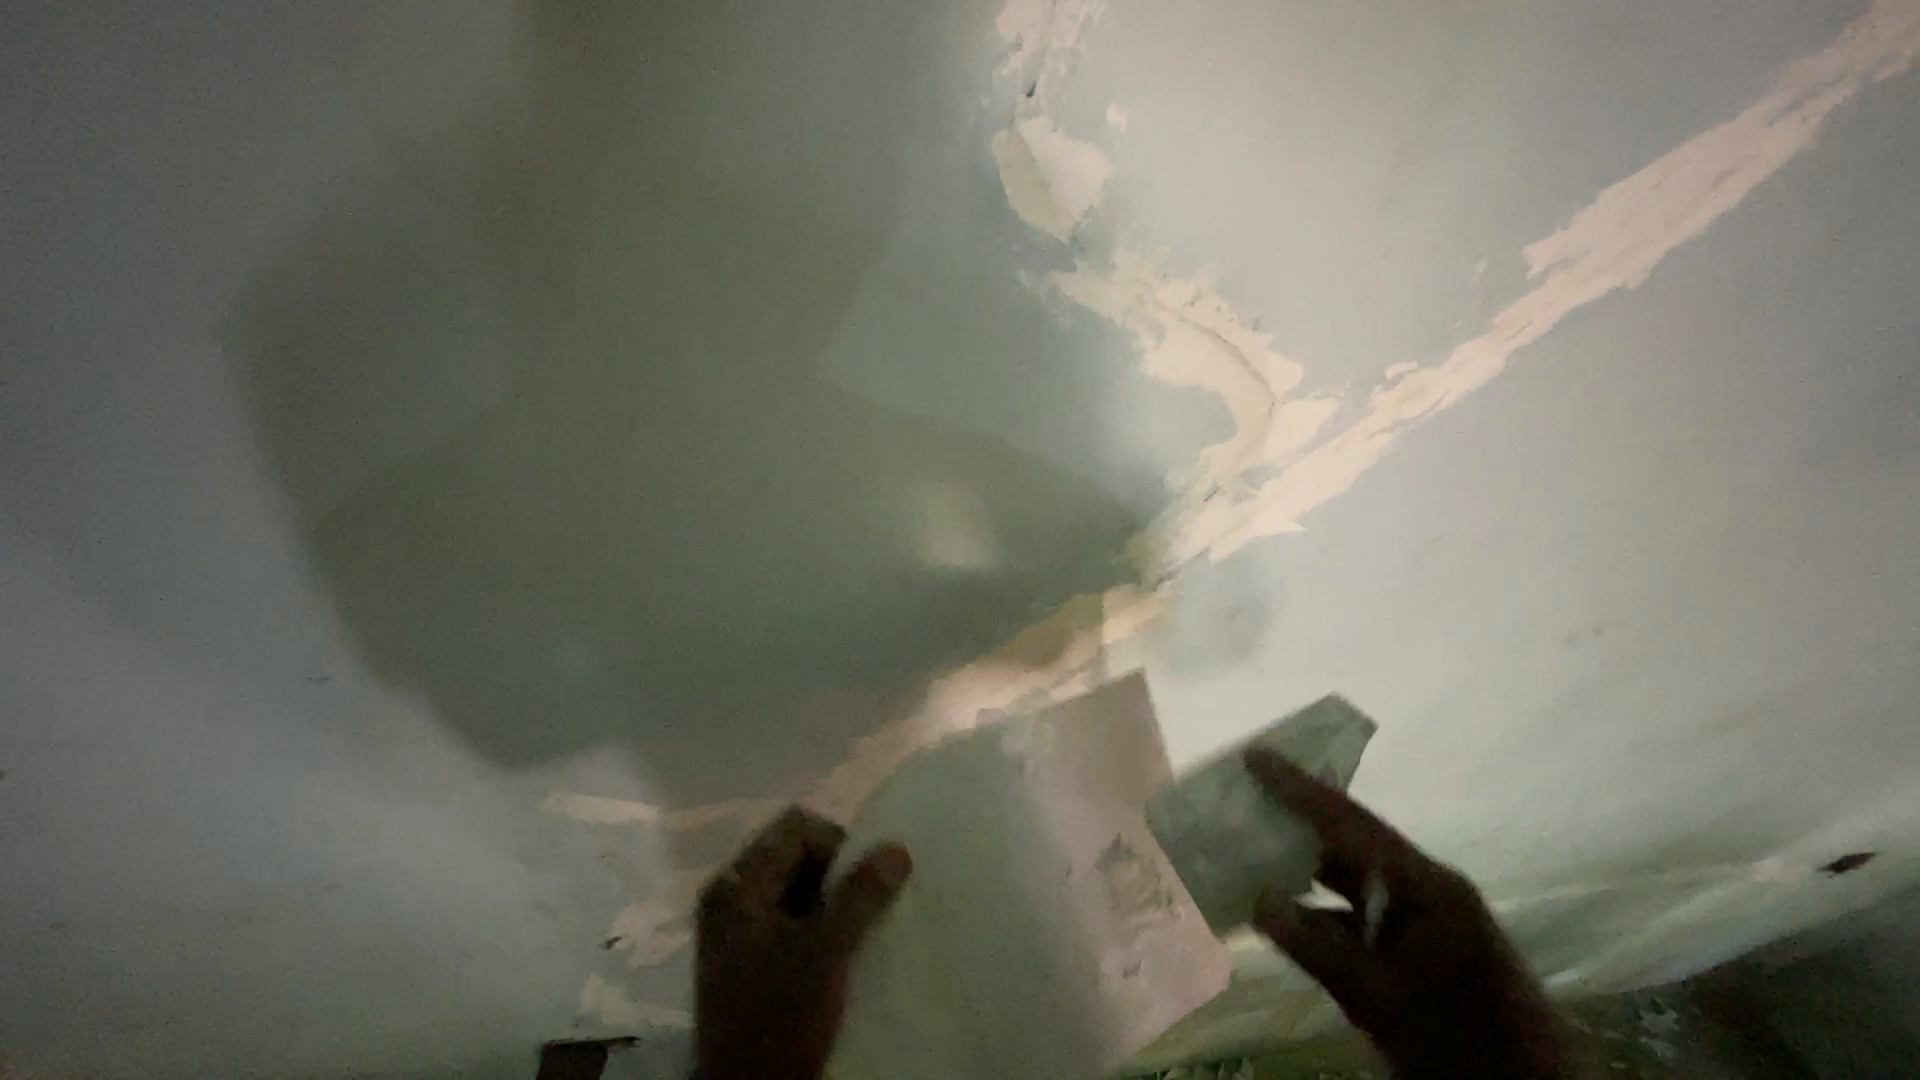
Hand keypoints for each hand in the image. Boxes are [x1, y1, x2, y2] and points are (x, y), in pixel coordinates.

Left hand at [695, 806, 912, 1079]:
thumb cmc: (778, 1018)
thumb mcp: (825, 952)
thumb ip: (861, 894)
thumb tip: (898, 847)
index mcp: (738, 884)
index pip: (797, 828)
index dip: (836, 845)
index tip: (862, 885)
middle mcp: (734, 896)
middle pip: (797, 853)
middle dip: (839, 873)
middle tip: (866, 910)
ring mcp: (740, 929)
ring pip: (800, 887)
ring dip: (835, 901)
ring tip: (859, 932)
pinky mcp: (753, 958)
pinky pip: (795, 918)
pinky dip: (824, 925)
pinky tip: (845, 953)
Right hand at [1246, 749, 1568, 1078]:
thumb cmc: (1464, 1046)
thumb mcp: (1386, 1003)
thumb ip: (1319, 950)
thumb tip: (1258, 902)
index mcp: (1427, 887)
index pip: (1352, 823)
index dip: (1299, 789)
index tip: (1254, 755)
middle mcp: (1425, 892)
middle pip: (1350, 843)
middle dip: (1294, 822)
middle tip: (1240, 797)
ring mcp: (1423, 922)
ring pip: (1351, 881)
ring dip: (1302, 869)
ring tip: (1246, 849)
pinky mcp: (1417, 952)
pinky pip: (1357, 917)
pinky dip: (1318, 913)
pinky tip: (1280, 916)